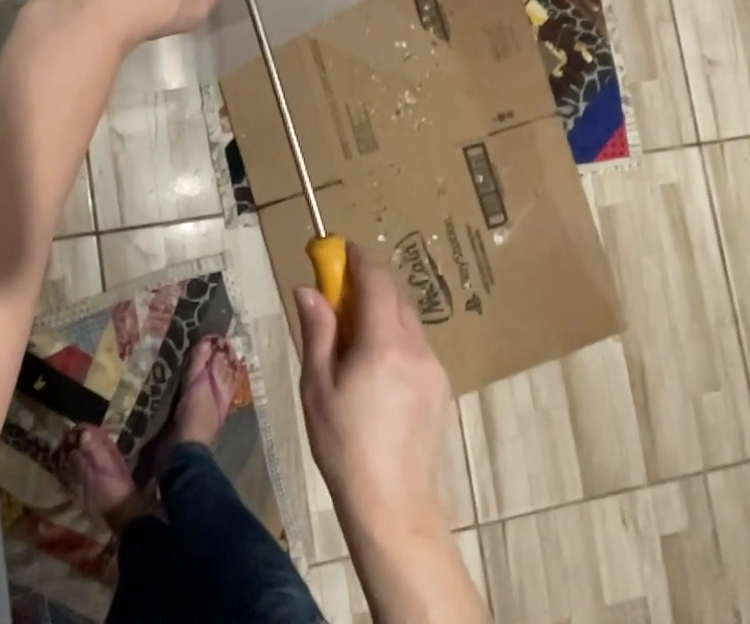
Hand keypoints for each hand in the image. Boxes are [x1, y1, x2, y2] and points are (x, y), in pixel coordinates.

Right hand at [295, 243, 454, 538]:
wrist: (392, 501)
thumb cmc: (342, 443)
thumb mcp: (317, 385)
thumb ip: (317, 331)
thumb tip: (308, 288)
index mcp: (384, 345)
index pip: (376, 282)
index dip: (357, 259)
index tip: (338, 249)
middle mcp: (417, 349)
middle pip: (395, 296)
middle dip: (367, 284)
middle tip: (336, 294)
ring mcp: (435, 369)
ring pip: (408, 321)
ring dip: (381, 312)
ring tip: (351, 337)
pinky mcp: (442, 388)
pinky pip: (417, 347)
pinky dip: (395, 338)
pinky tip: (374, 367)